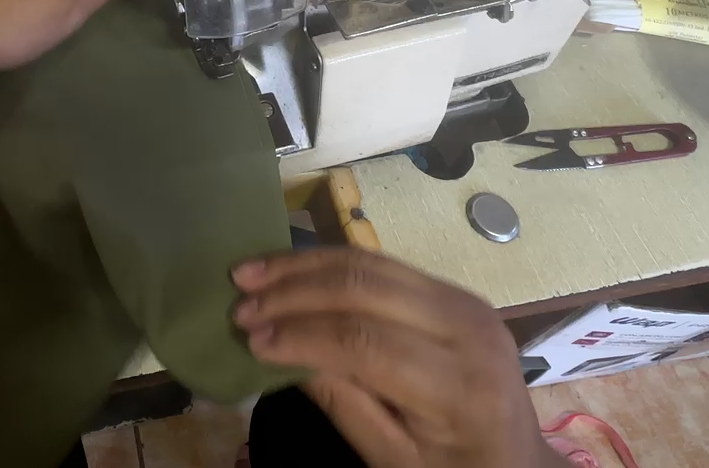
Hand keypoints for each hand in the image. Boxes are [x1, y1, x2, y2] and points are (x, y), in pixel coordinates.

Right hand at [232, 248, 562, 467]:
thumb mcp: (398, 463)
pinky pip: (379, 261)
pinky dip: (327, 262)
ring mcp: (463, 299)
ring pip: (367, 261)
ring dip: (301, 265)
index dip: (301, 335)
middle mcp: (468, 329)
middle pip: (364, 288)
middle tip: (239, 299)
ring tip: (250, 272)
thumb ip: (343, 402)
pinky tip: (289, 267)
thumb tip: (278, 349)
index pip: (365, 343)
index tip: (249, 338)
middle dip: (292, 291)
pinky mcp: (450, 287)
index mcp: (462, 390)